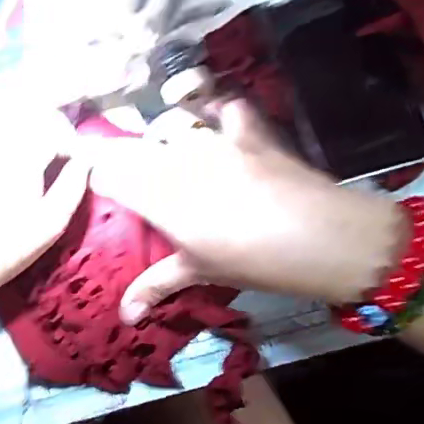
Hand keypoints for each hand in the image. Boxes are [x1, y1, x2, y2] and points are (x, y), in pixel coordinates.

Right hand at [82, 99, 402, 321]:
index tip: (103, 191)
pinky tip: (217, 124)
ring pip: (173, 129)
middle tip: (139, 185)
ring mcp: (214, 140)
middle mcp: (177, 160)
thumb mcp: (202, 272)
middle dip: (128, 162)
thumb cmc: (255, 261)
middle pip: (135, 149)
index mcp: (159, 196)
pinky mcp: (248, 130)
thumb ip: (156, 286)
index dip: (99, 178)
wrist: (324, 237)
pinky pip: (223, 107)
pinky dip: (217, 112)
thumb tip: (125, 316)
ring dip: (166, 142)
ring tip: (175, 162)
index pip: (107, 173)